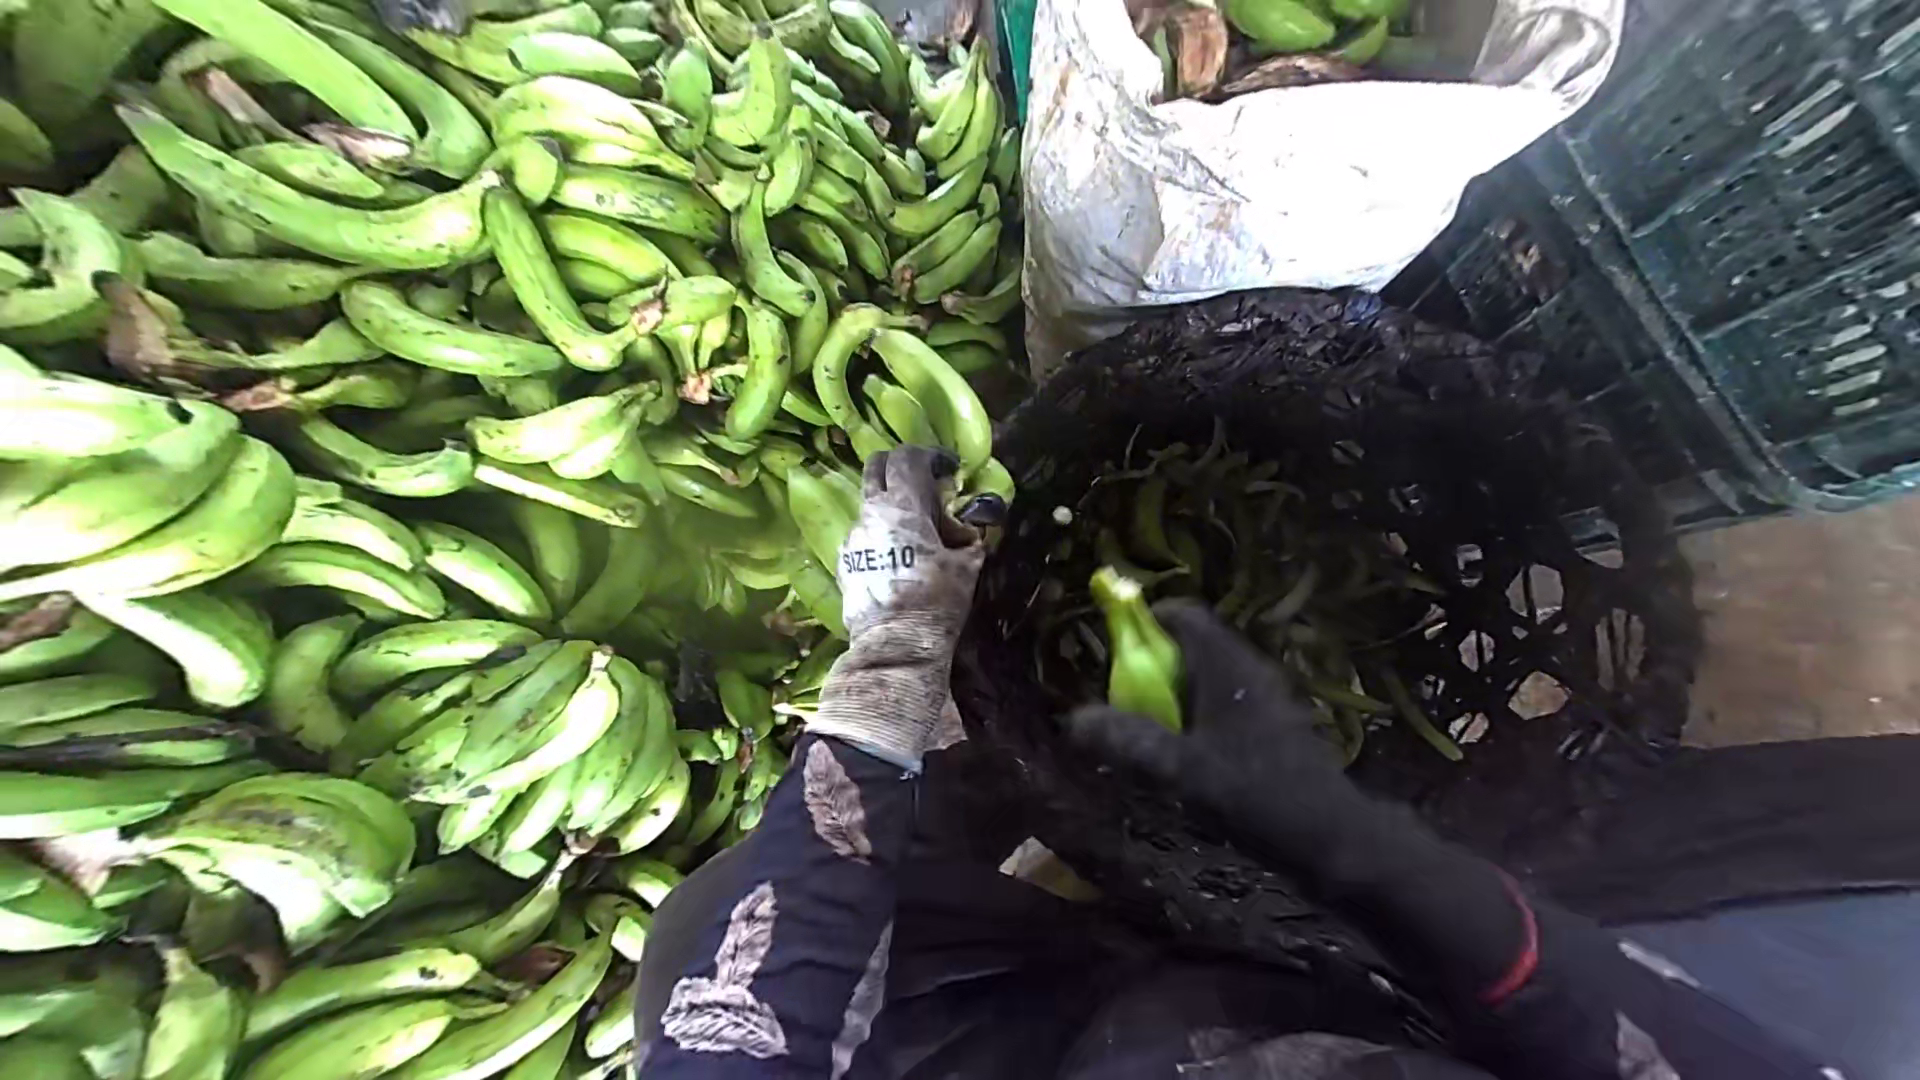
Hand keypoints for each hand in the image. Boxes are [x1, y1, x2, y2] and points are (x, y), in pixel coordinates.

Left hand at [810, 446, 984, 769]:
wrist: (895, 645)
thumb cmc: (936, 601)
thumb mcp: (966, 566)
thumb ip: (968, 537)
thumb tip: (969, 529)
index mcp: (901, 507)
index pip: (906, 457)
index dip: (929, 455)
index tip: (948, 468)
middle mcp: (870, 514)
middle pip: (877, 467)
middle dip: (900, 465)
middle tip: (925, 482)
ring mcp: (853, 537)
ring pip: (870, 502)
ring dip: (892, 503)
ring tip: (917, 530)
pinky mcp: (845, 561)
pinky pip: (864, 532)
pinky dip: (881, 531)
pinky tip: (899, 556)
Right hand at [1066, 601, 1534, 1003]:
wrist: (1335, 840)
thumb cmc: (1255, 792)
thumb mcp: (1180, 769)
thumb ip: (1126, 740)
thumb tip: (1074, 720)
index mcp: (1225, 663)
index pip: (1182, 613)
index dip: (1145, 620)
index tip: (1117, 650)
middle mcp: (1246, 667)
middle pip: (1189, 643)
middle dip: (1152, 663)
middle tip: (1124, 695)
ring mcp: (1262, 695)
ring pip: (1204, 674)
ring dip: (1172, 691)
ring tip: (1149, 727)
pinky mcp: (1270, 723)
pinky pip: (1220, 699)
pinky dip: (1194, 712)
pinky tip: (1185, 752)